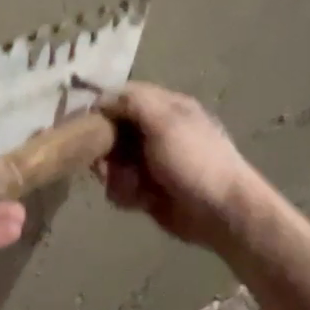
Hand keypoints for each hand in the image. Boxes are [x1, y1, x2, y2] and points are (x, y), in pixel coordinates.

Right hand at [98, 82, 257, 249]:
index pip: (124, 96)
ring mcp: (152, 162)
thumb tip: (101, 100)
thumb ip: (132, 103)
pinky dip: (125, 193)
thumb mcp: (165, 122)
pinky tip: (139, 201)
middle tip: (107, 162)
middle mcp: (157, 132)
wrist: (222, 213)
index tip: (87, 123)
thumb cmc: (195, 161)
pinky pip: (120, 186)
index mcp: (167, 108)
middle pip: (112, 131)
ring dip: (116, 176)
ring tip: (132, 187)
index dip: (104, 108)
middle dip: (106, 149)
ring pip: (112, 161)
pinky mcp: (147, 190)